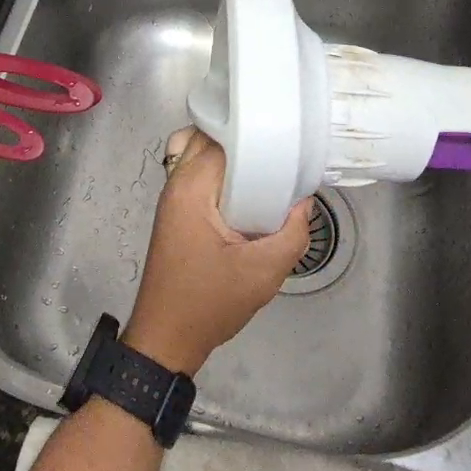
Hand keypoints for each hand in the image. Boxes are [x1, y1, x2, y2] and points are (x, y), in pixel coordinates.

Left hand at [122, 128, 311, 373]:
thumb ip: (291, 234)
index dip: (252, 133)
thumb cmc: (209, 303)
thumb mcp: (262, 273)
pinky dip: (217, 172)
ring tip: (264, 167)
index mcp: (191, 189)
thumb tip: (304, 203)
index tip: (284, 137)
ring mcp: (173, 198)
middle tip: (278, 149)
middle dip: (240, 137)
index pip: (221, 140)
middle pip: (204, 137)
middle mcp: (176, 184)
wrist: (167, 337)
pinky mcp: (176, 213)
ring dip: (227, 154)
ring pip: (196, 153)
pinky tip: (247, 190)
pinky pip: (196, 174)